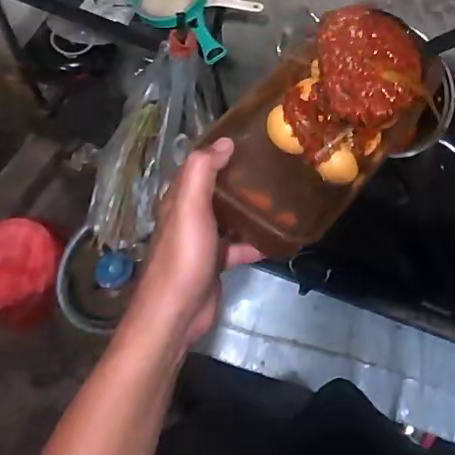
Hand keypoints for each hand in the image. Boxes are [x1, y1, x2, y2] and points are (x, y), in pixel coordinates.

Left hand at [123, 138, 263, 348]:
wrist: (175, 314)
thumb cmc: (182, 256)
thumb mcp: (189, 206)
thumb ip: (202, 171)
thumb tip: (225, 141)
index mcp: (178, 199)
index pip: (198, 166)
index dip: (220, 151)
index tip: (251, 140)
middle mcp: (187, 216)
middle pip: (215, 189)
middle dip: (238, 178)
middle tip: (271, 166)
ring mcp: (201, 241)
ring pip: (227, 216)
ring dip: (247, 208)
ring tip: (278, 197)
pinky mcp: (214, 263)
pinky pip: (237, 245)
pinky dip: (254, 241)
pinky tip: (277, 239)